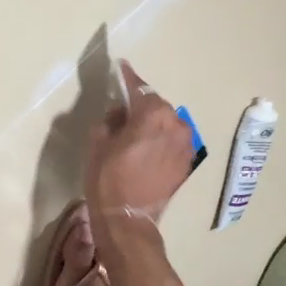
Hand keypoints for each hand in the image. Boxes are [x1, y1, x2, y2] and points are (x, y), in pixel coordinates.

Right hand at [86, 60, 194, 220]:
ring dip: (152, 125)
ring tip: (135, 135)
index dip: (128, 77)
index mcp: (153, 114)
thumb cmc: (107, 179)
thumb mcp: (98, 143)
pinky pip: (172, 142)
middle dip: (141, 106)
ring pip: (166, 124)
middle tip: (123, 112)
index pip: (140, 88)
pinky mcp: (186, 163)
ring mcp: (185, 145)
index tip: (121, 67)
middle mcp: (175, 124)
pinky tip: (146, 150)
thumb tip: (120, 113)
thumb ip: (110, 120)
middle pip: (156, 106)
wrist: (127, 218)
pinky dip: (160, 140)